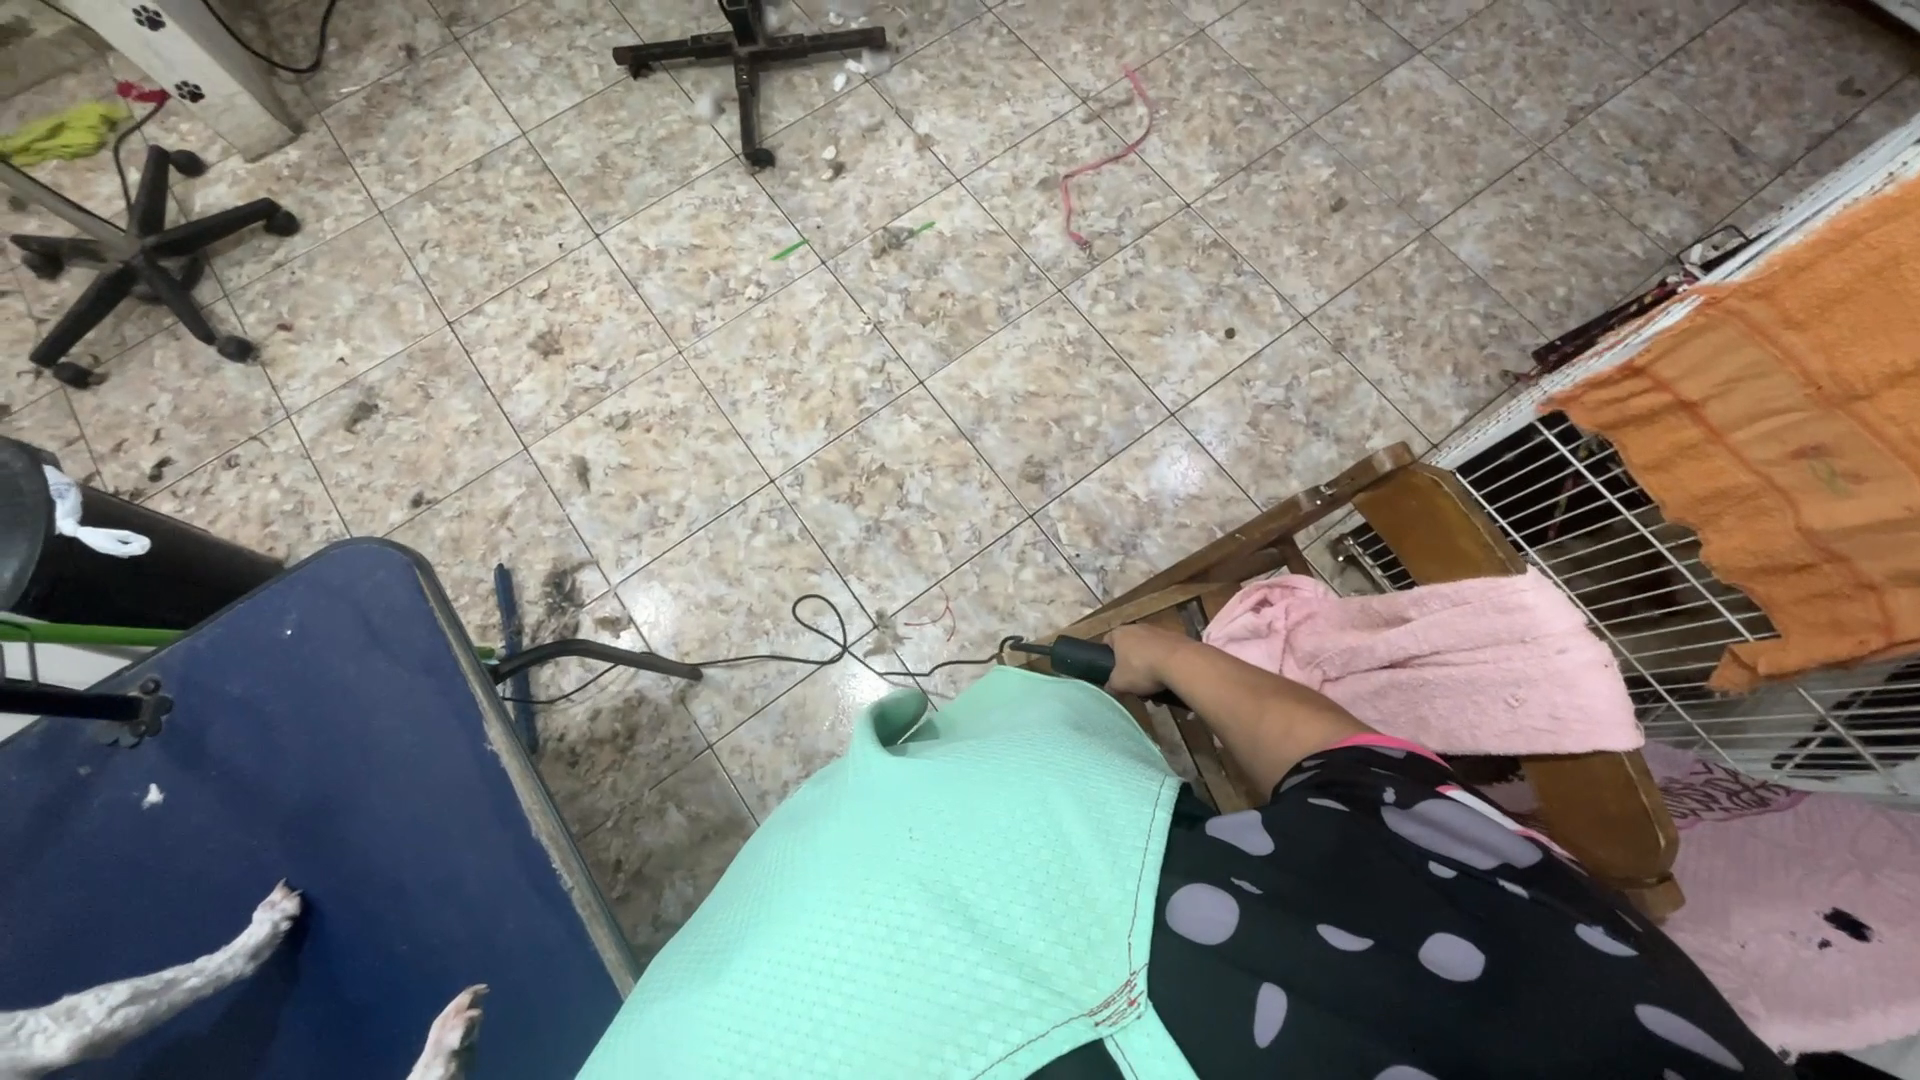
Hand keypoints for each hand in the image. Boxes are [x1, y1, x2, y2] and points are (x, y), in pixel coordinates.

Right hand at [1105, 624, 1192, 696]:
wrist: (1180, 662)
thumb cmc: (1142, 669)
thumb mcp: (1119, 683)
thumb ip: (1111, 685)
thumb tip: (1109, 688)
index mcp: (1120, 633)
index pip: (1108, 641)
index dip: (1107, 657)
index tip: (1112, 671)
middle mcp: (1138, 627)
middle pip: (1130, 648)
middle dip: (1131, 666)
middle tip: (1134, 684)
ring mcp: (1159, 631)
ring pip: (1149, 652)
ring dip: (1149, 667)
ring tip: (1154, 688)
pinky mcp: (1177, 638)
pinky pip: (1165, 653)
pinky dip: (1165, 664)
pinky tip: (1168, 680)